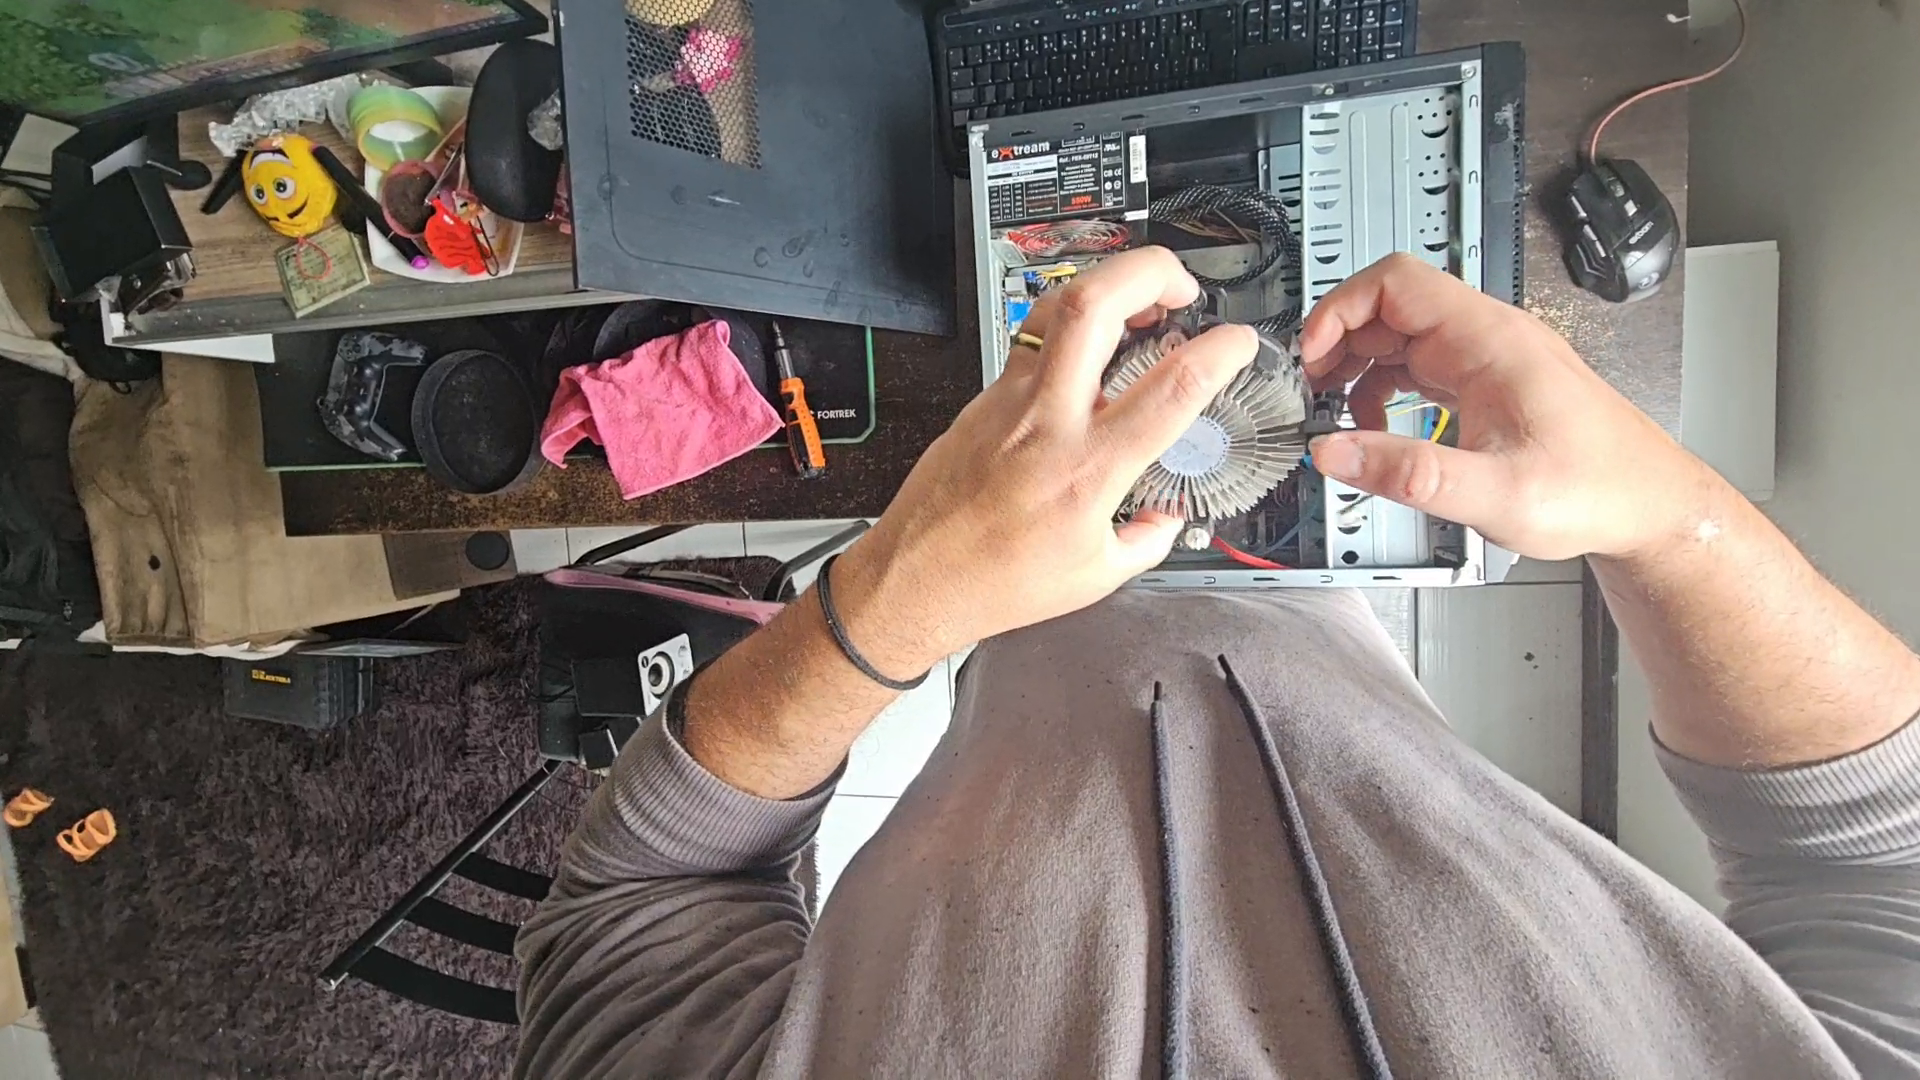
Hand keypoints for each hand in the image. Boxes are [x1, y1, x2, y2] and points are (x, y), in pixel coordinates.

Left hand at [829, 246, 1257, 676]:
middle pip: (1095, 305)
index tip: (1236, 341)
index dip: (1219, 350)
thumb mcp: (1095, 575)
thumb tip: (1165, 518)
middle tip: (1178, 287)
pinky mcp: (981, 401)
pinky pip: (1029, 346)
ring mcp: (1006, 403)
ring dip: (1104, 287)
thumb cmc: (994, 583)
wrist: (916, 579)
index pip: (1171, 387)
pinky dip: (1067, 333)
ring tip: (1134, 305)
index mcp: (1087, 471)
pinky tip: (1084, 360)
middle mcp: (1046, 422)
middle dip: (1149, 271)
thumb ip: (1146, 540)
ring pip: (1053, 310)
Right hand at [1299, 253, 1717, 561]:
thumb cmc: (1596, 490)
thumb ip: (1407, 472)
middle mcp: (1483, 339)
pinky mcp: (1474, 384)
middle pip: (1384, 307)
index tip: (1310, 355)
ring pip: (1392, 336)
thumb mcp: (1494, 493)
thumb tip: (1332, 452)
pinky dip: (1373, 391)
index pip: (1396, 282)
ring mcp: (1478, 360)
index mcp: (1490, 341)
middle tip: (1309, 392)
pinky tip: (1370, 427)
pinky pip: (1408, 368)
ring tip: (1328, 411)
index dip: (1340, 310)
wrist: (1648, 507)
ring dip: (1350, 367)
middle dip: (1334, 344)